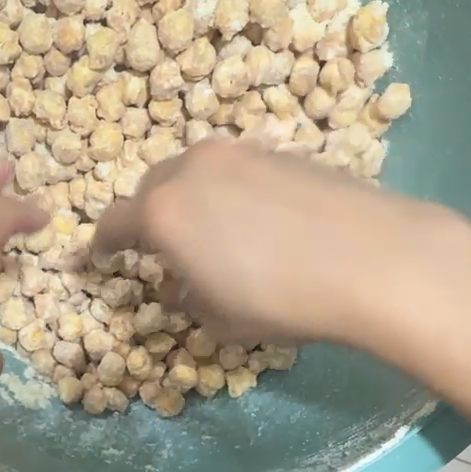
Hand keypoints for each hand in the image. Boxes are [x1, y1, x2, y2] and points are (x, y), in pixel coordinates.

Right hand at [92, 139, 470, 352]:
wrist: (371, 260)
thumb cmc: (279, 300)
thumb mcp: (219, 319)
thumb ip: (187, 301)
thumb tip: (180, 290)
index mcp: (163, 213)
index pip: (113, 224)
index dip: (102, 246)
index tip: (99, 259)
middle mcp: (192, 170)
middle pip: (151, 190)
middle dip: (147, 221)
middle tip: (159, 254)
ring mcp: (239, 154)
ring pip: (194, 175)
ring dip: (188, 205)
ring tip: (207, 241)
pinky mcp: (279, 152)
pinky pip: (233, 173)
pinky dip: (226, 197)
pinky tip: (252, 228)